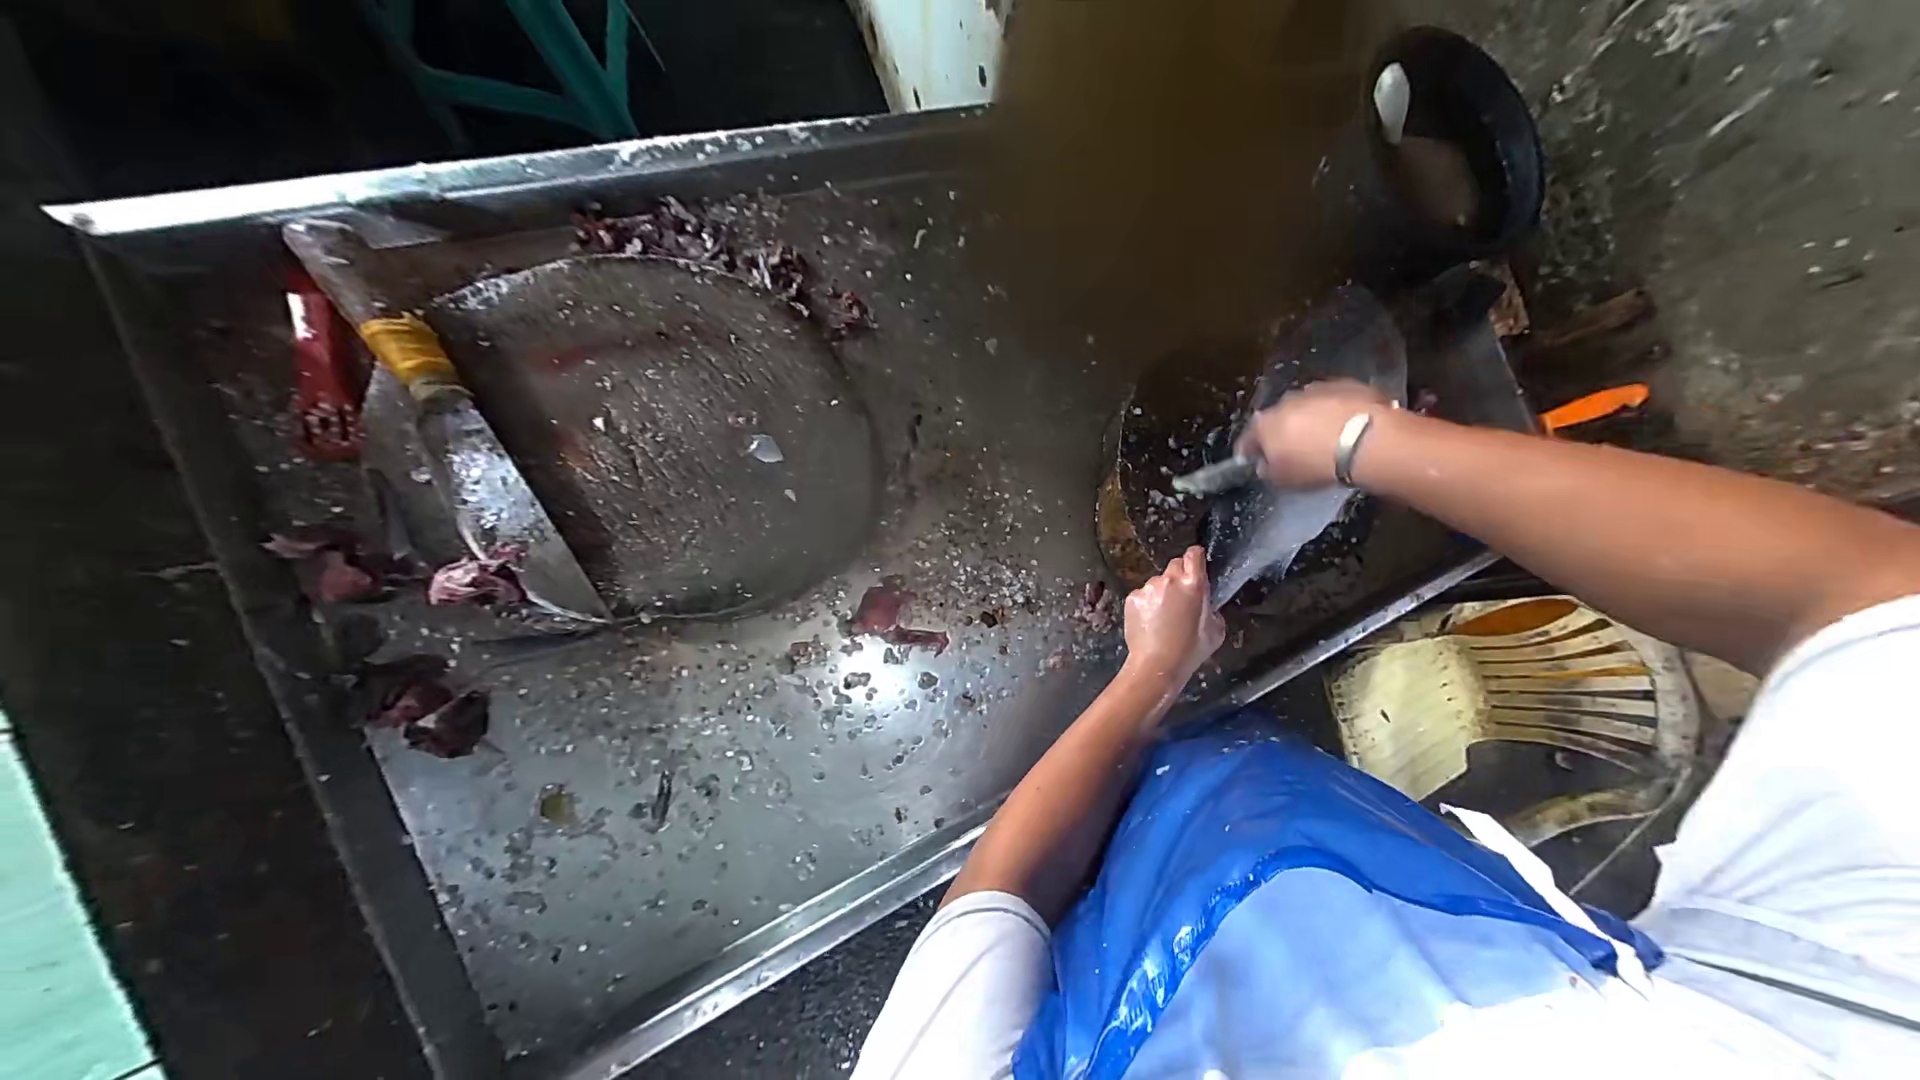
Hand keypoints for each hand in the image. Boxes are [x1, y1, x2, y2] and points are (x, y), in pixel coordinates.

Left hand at [1123, 547, 1225, 685]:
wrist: (1156, 664)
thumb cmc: (1190, 650)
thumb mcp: (1216, 629)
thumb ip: (1211, 606)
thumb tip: (1204, 601)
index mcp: (1194, 584)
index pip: (1194, 554)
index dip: (1195, 558)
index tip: (1195, 564)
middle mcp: (1169, 580)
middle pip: (1175, 565)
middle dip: (1179, 577)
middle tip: (1181, 598)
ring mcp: (1148, 588)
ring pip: (1157, 582)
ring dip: (1161, 592)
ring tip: (1163, 617)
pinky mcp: (1132, 598)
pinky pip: (1143, 595)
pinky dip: (1146, 604)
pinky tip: (1150, 621)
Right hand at [1237, 379, 1394, 487]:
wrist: (1367, 441)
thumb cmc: (1317, 465)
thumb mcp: (1284, 480)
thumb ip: (1268, 471)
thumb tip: (1266, 466)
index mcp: (1264, 425)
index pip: (1247, 439)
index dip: (1250, 452)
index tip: (1255, 461)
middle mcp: (1285, 402)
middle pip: (1277, 419)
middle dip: (1282, 432)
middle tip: (1293, 451)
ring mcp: (1316, 390)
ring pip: (1305, 406)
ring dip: (1309, 420)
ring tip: (1324, 439)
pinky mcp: (1347, 385)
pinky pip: (1333, 400)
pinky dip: (1335, 411)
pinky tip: (1346, 427)